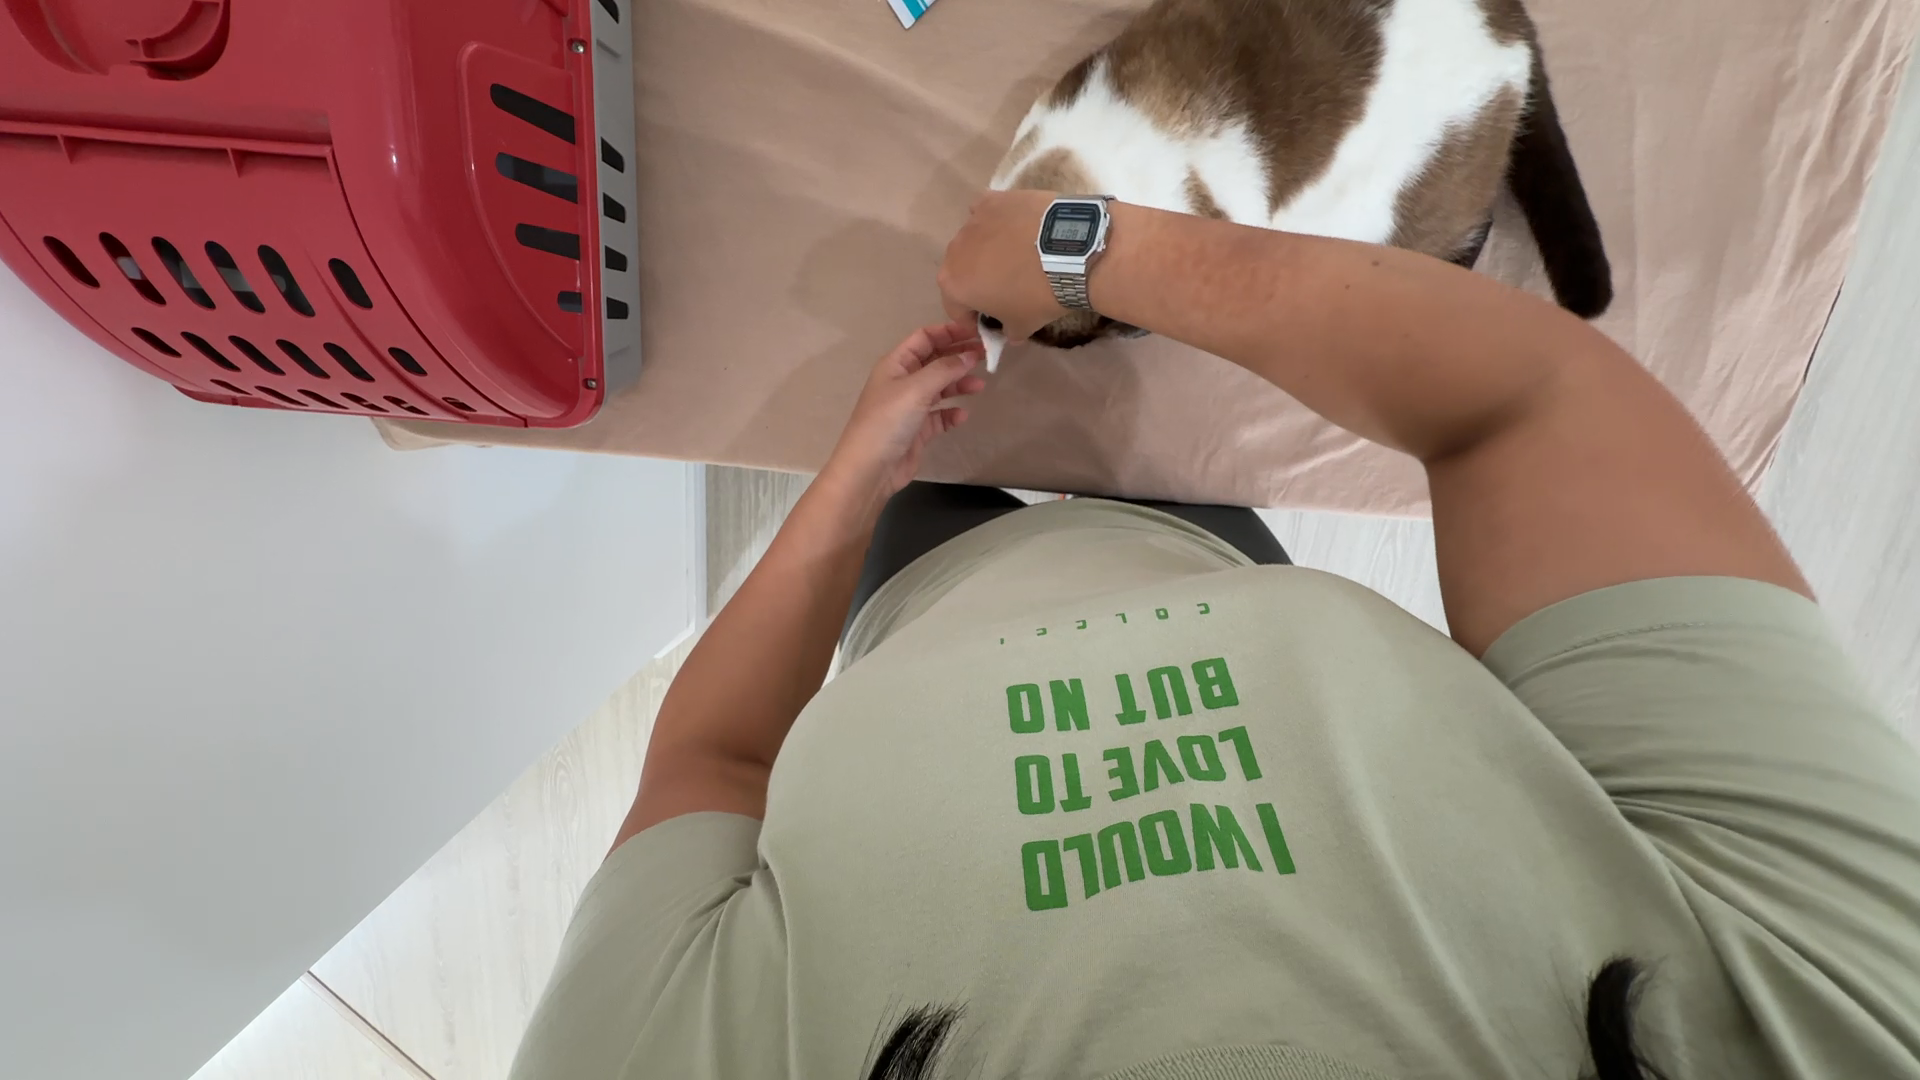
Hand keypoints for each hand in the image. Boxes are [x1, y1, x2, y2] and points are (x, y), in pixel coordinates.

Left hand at [820, 321, 986, 507]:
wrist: (871, 468)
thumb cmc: (888, 421)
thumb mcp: (916, 389)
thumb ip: (944, 369)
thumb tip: (969, 355)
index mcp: (896, 364)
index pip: (924, 338)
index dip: (949, 332)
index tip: (976, 332)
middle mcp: (902, 381)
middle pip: (935, 361)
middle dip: (958, 356)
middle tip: (986, 355)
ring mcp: (910, 406)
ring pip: (939, 387)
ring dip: (959, 384)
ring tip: (979, 385)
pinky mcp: (917, 430)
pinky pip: (939, 415)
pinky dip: (951, 413)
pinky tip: (962, 415)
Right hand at [937, 190, 1066, 339]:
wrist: (1071, 252)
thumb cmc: (1037, 295)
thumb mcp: (1022, 326)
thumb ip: (1008, 332)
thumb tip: (1009, 332)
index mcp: (953, 285)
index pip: (956, 310)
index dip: (973, 321)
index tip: (990, 325)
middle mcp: (954, 251)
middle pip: (962, 273)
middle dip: (977, 285)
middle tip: (1002, 292)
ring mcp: (973, 220)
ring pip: (974, 243)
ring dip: (987, 254)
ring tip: (1014, 259)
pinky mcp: (994, 198)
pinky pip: (988, 215)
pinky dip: (996, 224)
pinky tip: (1014, 229)